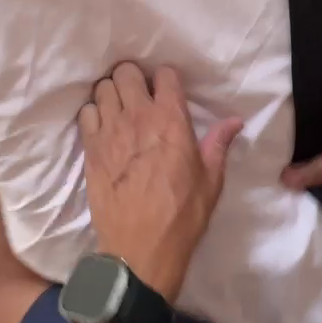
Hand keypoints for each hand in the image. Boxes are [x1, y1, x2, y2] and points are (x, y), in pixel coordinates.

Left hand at [79, 62, 242, 301]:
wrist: (139, 251)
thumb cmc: (182, 216)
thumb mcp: (211, 181)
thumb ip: (219, 144)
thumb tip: (235, 121)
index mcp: (171, 120)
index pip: (164, 73)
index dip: (166, 78)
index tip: (167, 91)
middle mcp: (138, 117)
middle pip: (126, 71)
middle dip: (133, 77)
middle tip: (139, 94)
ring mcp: (110, 131)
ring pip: (103, 88)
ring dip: (112, 93)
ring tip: (119, 109)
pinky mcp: (90, 149)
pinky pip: (86, 113)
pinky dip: (94, 114)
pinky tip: (103, 128)